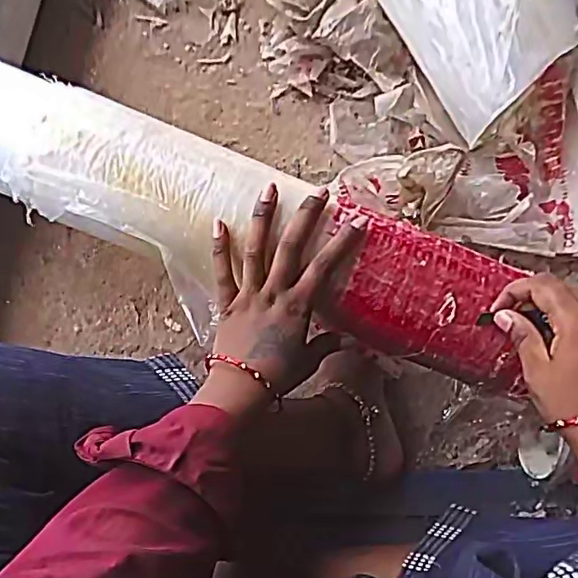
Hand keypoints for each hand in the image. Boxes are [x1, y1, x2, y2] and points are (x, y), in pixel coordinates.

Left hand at [196, 184, 364, 413]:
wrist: (240, 389)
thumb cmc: (276, 378)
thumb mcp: (307, 361)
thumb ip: (327, 345)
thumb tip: (352, 343)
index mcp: (297, 306)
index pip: (324, 267)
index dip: (342, 242)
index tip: (358, 220)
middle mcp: (273, 293)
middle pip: (291, 247)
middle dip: (306, 216)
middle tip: (318, 192)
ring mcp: (248, 295)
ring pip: (256, 250)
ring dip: (263, 217)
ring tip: (268, 188)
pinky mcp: (226, 304)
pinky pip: (222, 272)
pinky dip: (220, 248)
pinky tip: (219, 222)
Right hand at [490, 275, 577, 461]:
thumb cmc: (572, 406)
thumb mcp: (537, 369)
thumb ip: (522, 335)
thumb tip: (507, 317)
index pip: (544, 285)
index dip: (515, 292)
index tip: (500, 308)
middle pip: (561, 287)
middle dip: (531, 295)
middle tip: (509, 314)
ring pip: (575, 298)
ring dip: (548, 305)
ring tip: (527, 326)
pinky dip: (566, 316)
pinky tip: (551, 336)